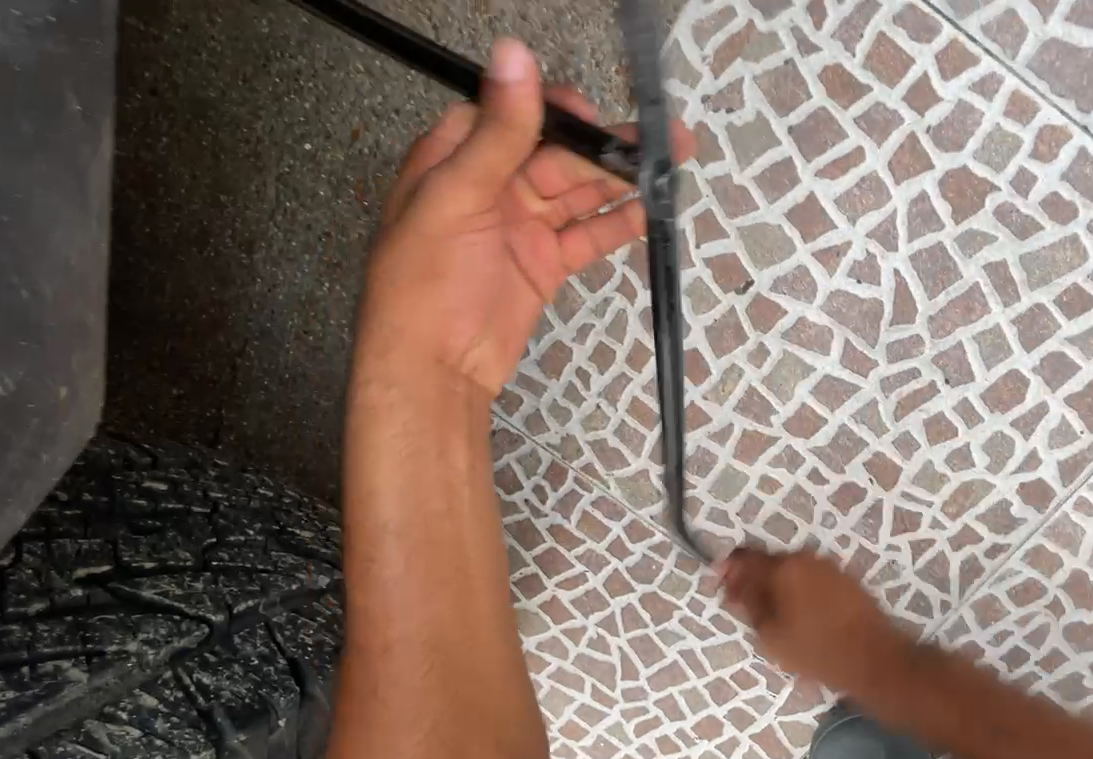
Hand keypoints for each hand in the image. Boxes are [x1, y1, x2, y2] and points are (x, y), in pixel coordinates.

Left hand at [354, 38, 692, 397]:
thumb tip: (514, 57)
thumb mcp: (458, 197)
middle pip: (556, 155)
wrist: (437, 367)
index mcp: (457, 159)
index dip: (554, 112)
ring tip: (666, 170)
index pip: (513, 116)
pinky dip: (616, 226)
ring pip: (577, 194)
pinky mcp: (545, 265)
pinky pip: (586, 237)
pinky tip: (647, 214)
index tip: (592, 116)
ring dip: (619, 182)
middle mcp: (493, 188)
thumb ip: (497, 133)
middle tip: (654, 144)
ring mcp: (522, 228)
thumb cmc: (426, 283)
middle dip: (603, 149)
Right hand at [719, 548, 916, 694]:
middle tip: (742, 606)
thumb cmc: (816, 651)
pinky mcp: (846, 582)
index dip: (727, 570)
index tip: (717, 586)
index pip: (745, 559)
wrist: (874, 660)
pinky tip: (795, 616)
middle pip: (769, 563)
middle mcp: (807, 559)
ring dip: (776, 587)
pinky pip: (811, 581)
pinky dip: (797, 592)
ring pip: (791, 572)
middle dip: (752, 581)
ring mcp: (830, 568)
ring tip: (769, 617)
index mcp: (785, 567)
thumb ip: (749, 604)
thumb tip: (732, 586)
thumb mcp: (771, 635)